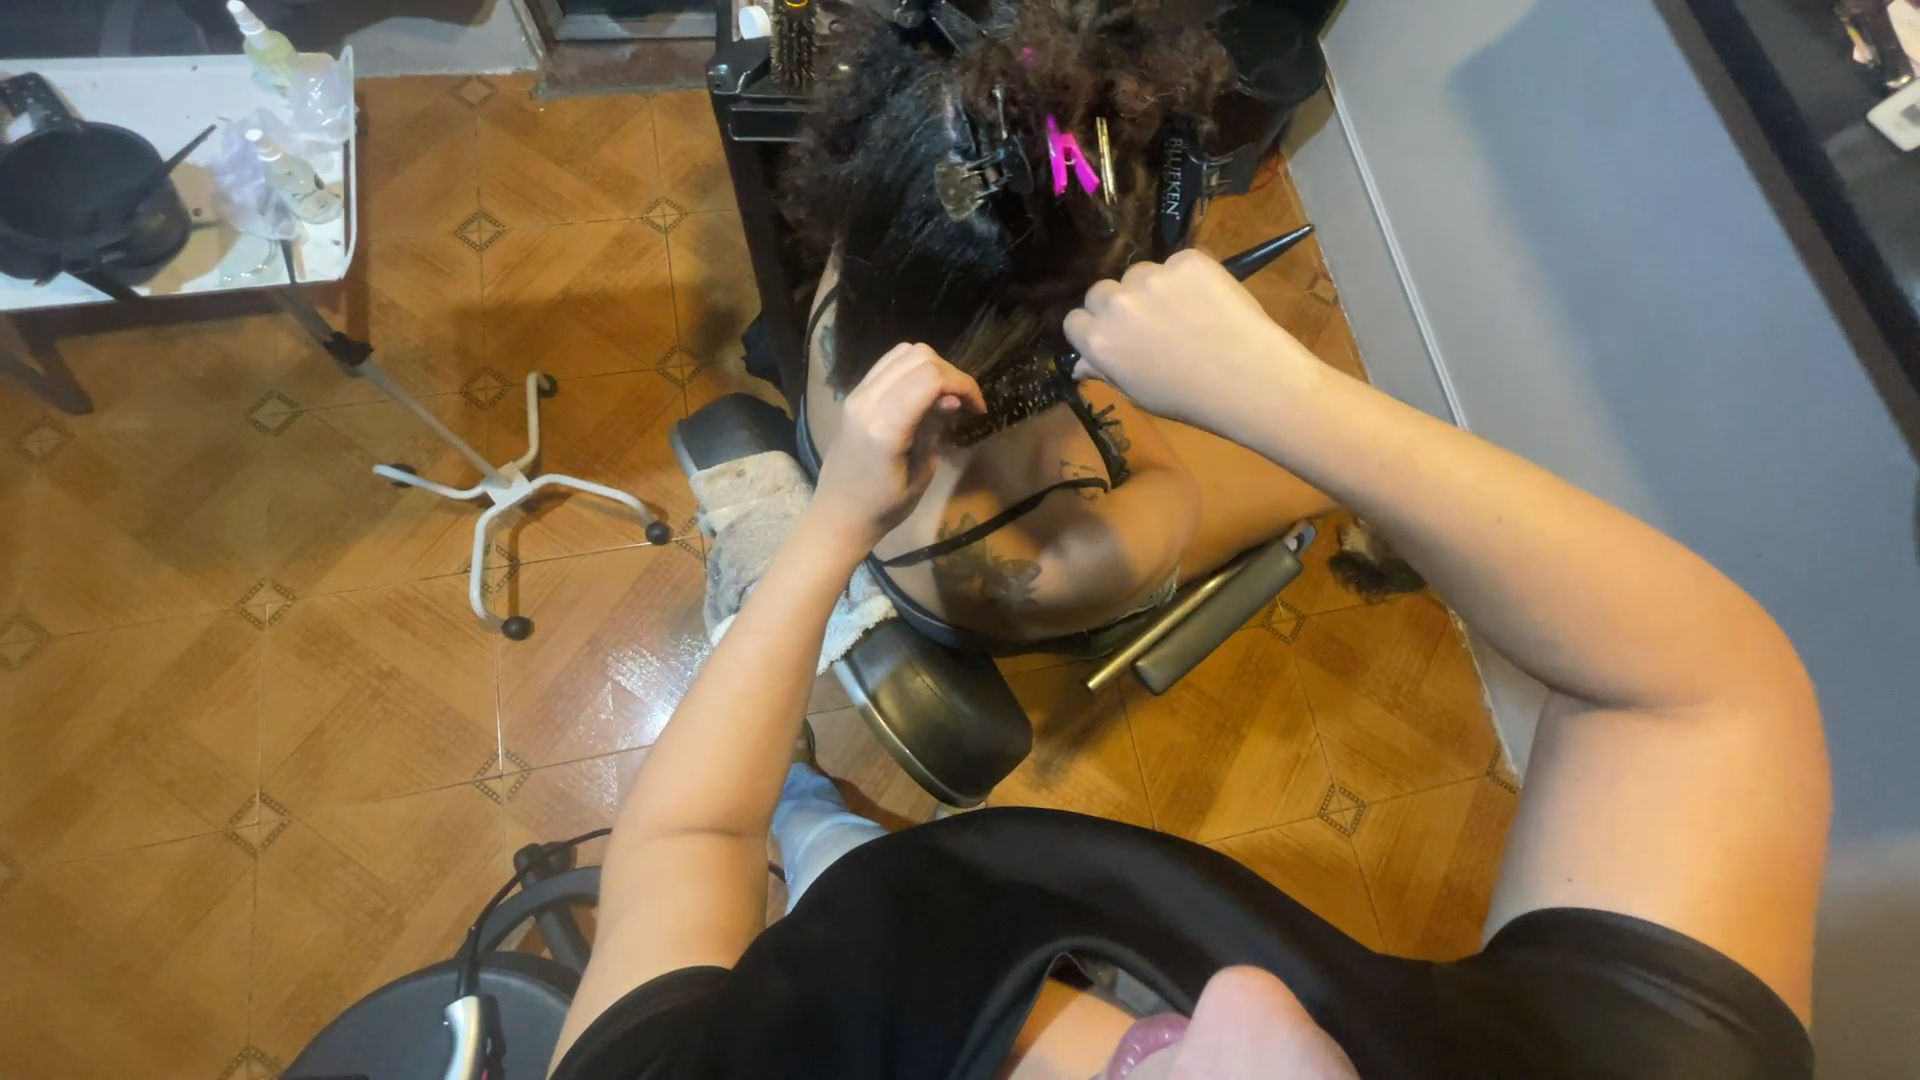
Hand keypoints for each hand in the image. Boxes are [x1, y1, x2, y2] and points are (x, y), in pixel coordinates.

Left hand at [811, 342, 984, 547]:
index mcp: (885, 427)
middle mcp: (867, 401)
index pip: (931, 378)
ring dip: (933, 368)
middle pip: (919, 356)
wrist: (839, 513)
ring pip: (904, 352)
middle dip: (952, 375)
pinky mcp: (854, 394)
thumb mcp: (921, 474)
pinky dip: (914, 369)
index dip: (963, 385)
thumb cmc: (884, 507)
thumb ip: (935, 429)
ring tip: (947, 397)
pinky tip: (924, 394)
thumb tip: (953, 399)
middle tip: (965, 404)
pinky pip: (889, 364)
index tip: (979, 409)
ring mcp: (857, 394)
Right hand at [1063, 250, 1320, 432]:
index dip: (1092, 328)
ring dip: (1150, 288)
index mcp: (1098, 341)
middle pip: (1101, 292)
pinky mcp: (1187, 260)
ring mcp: (1152, 277)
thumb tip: (1080, 364)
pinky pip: (1176, 263)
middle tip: (1147, 324)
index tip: (1113, 338)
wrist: (1247, 378)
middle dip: (1117, 305)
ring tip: (1181, 313)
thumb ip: (1105, 371)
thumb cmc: (1187, 398)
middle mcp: (1117, 304)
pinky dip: (1186, 278)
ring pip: (1139, 274)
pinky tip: (1206, 302)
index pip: (1074, 320)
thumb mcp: (1137, 393)